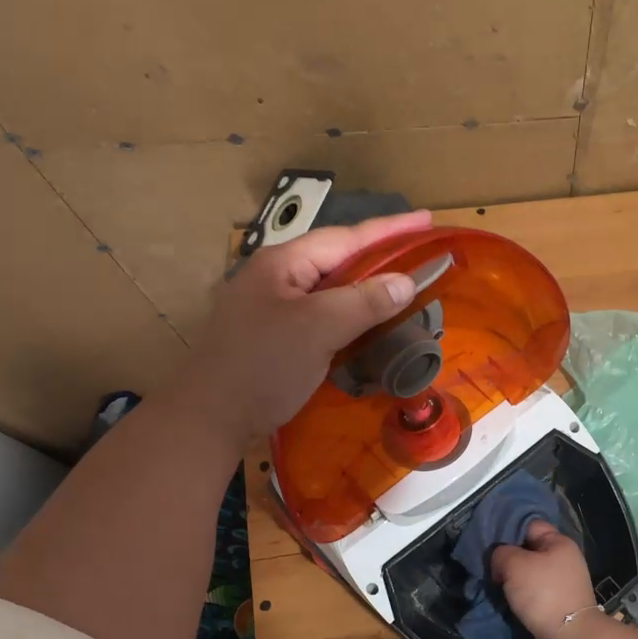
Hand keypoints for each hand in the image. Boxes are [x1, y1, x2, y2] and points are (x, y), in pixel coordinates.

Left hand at [168, 209, 434, 441]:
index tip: (427, 219)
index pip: (346, 239)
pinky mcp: (277, 340)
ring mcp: (274, 310)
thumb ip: (362, 302)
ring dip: (369, 289)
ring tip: (405, 288)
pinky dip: (353, 318)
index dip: (390, 230)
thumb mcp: (316, 329)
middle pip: (339, 260)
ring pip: (332, 291)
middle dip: (381, 257)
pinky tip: (372, 326)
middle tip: (422, 255)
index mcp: (282, 264)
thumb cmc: (261, 367)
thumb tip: (404, 281)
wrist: (210, 419)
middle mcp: (277, 279)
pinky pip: (324, 317)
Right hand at [490, 521, 595, 638]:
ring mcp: (563, 582)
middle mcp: (564, 559)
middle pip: (529, 550)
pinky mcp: (558, 603)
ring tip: (493, 583)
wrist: (568, 636)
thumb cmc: (543, 592)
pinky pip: (534, 593)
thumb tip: (499, 558)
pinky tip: (506, 599)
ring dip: (512, 579)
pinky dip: (521, 596)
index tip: (487, 542)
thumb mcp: (515, 565)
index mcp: (559, 542)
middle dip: (508, 558)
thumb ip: (501, 553)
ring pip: (530, 574)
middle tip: (487, 566)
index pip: (530, 525)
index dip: (507, 531)